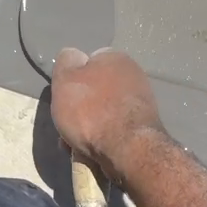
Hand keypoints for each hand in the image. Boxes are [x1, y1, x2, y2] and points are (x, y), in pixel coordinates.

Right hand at [50, 47, 165, 175]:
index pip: (87, 62)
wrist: (126, 149)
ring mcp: (140, 103)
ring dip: (87, 127)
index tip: (63, 98)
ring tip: (75, 144)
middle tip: (66, 126)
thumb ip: (65, 62)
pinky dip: (101, 138)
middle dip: (78, 109)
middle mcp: (133, 75)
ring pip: (101, 113)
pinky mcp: (142, 127)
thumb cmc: (91, 111)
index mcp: (115, 58)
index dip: (71, 81)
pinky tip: (92, 151)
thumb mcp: (65, 79)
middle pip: (94, 91)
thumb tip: (73, 56)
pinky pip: (113, 130)